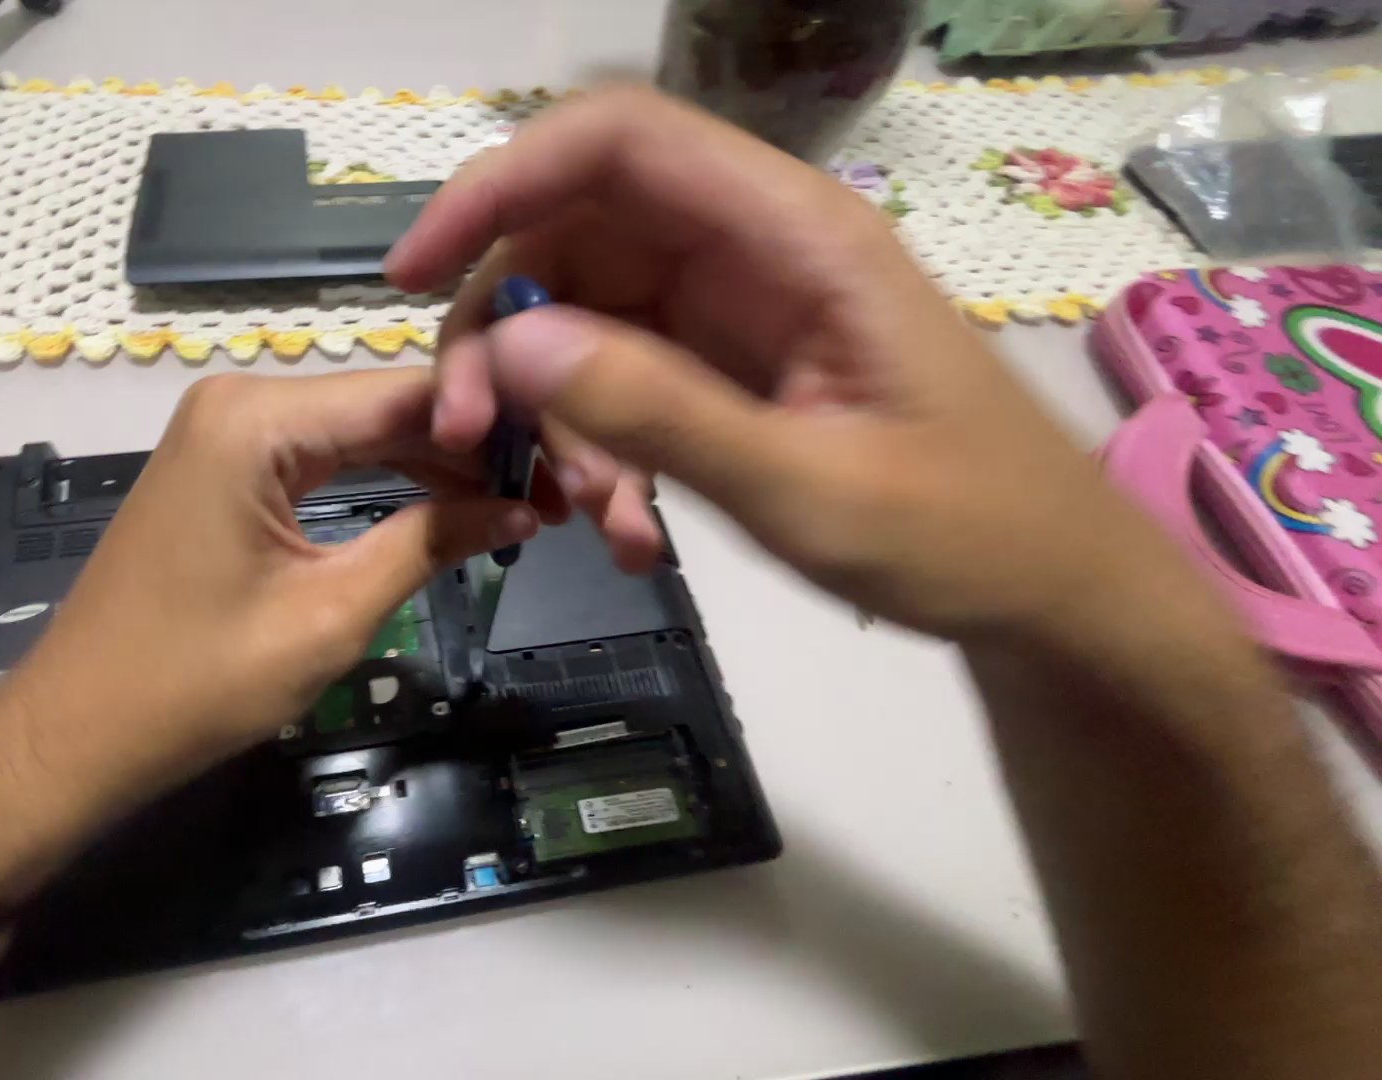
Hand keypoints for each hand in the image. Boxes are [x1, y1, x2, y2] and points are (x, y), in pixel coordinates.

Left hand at [0, 370, 544, 912]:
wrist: (78, 732)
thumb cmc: (196, 682)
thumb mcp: (330, 615)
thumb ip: (427, 544)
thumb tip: (517, 509)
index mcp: (258, 420)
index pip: (407, 398)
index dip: (493, 428)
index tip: (562, 461)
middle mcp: (242, 401)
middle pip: (385, 409)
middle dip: (468, 451)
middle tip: (548, 493)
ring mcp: (229, 432)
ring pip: (359, 433)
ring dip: (431, 470)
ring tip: (512, 507)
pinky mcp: (226, 468)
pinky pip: (323, 459)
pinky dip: (381, 484)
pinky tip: (441, 508)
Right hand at [387, 84, 1188, 642]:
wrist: (1038, 592)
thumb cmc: (958, 534)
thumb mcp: (804, 486)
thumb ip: (657, 411)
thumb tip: (510, 345)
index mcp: (791, 237)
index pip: (616, 145)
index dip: (499, 186)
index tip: (414, 275)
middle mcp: (747, 253)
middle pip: (573, 238)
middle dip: (501, 332)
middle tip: (470, 434)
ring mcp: (727, 315)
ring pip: (579, 322)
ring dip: (550, 414)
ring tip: (580, 512)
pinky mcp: (715, 373)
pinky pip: (613, 386)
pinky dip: (594, 454)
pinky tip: (622, 529)